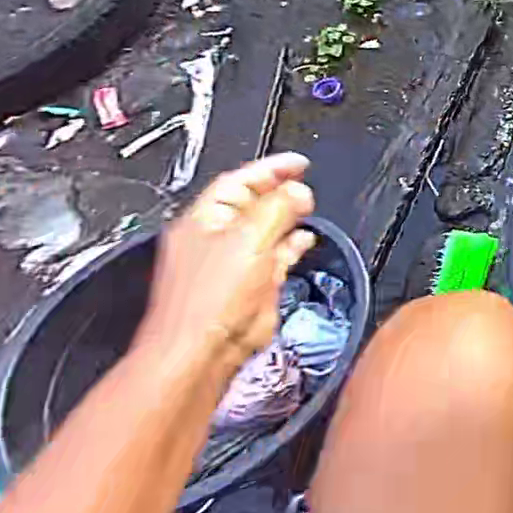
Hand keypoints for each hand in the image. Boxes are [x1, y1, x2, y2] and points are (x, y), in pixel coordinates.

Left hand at [135, 152, 317, 378]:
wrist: (206, 349)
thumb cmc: (211, 298)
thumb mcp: (250, 237)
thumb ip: (278, 207)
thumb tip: (299, 191)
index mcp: (203, 222)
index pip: (238, 182)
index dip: (270, 168)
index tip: (298, 163)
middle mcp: (216, 238)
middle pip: (254, 202)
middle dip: (281, 190)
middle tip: (305, 183)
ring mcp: (234, 261)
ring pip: (267, 227)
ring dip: (290, 216)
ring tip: (309, 207)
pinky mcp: (252, 282)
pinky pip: (277, 253)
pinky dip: (293, 244)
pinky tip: (304, 240)